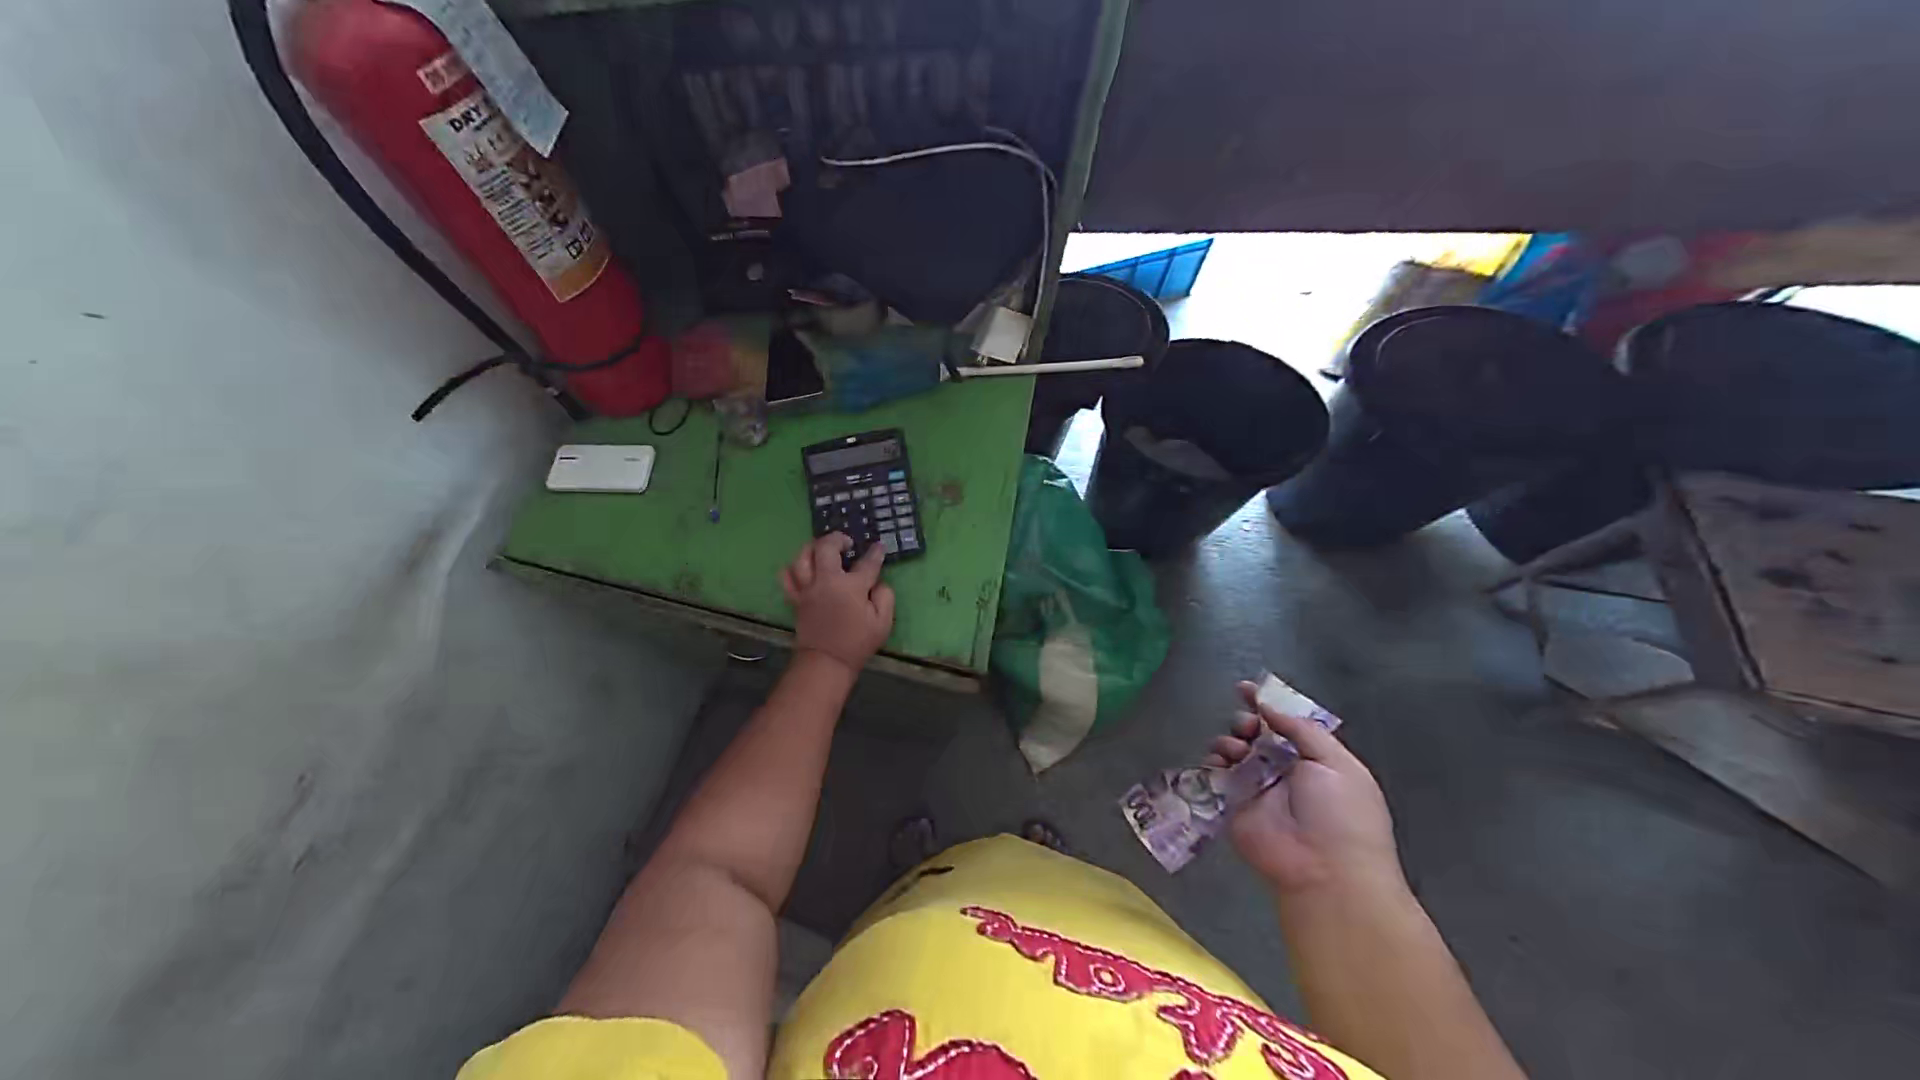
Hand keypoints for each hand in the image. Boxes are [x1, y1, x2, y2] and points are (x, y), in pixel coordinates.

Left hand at [779, 533, 894, 672]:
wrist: (826, 662)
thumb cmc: (857, 643)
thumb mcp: (883, 622)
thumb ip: (885, 596)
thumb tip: (878, 583)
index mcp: (851, 586)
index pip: (867, 562)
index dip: (875, 553)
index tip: (879, 547)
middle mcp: (826, 581)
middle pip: (825, 547)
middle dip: (837, 538)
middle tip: (846, 542)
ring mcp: (807, 589)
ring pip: (801, 557)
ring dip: (812, 547)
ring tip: (821, 549)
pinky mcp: (795, 599)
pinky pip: (787, 577)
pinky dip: (792, 568)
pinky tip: (801, 568)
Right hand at [1206, 681, 1403, 899]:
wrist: (1325, 871)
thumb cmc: (1341, 814)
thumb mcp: (1335, 762)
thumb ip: (1301, 729)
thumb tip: (1269, 707)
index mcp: (1315, 759)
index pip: (1287, 723)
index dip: (1267, 704)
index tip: (1245, 687)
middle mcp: (1285, 770)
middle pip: (1257, 734)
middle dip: (1247, 721)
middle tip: (1247, 726)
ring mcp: (1258, 788)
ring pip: (1235, 751)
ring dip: (1231, 740)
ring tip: (1236, 748)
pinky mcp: (1235, 805)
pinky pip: (1218, 776)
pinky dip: (1214, 763)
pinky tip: (1219, 761)